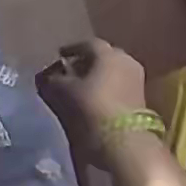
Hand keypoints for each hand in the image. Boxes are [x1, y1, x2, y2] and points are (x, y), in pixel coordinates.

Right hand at [39, 39, 149, 158]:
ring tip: (79, 87)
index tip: (59, 55)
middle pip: (103, 56)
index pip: (88, 44)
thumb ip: (51, 79)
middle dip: (86, 62)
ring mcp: (136, 80)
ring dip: (96, 76)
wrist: (122, 140)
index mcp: (108, 54)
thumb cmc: (89, 108)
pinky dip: (105, 88)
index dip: (71, 48)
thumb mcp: (62, 92)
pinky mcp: (140, 99)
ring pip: (112, 72)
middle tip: (70, 70)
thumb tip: (45, 76)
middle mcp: (126, 61)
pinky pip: (118, 86)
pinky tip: (92, 98)